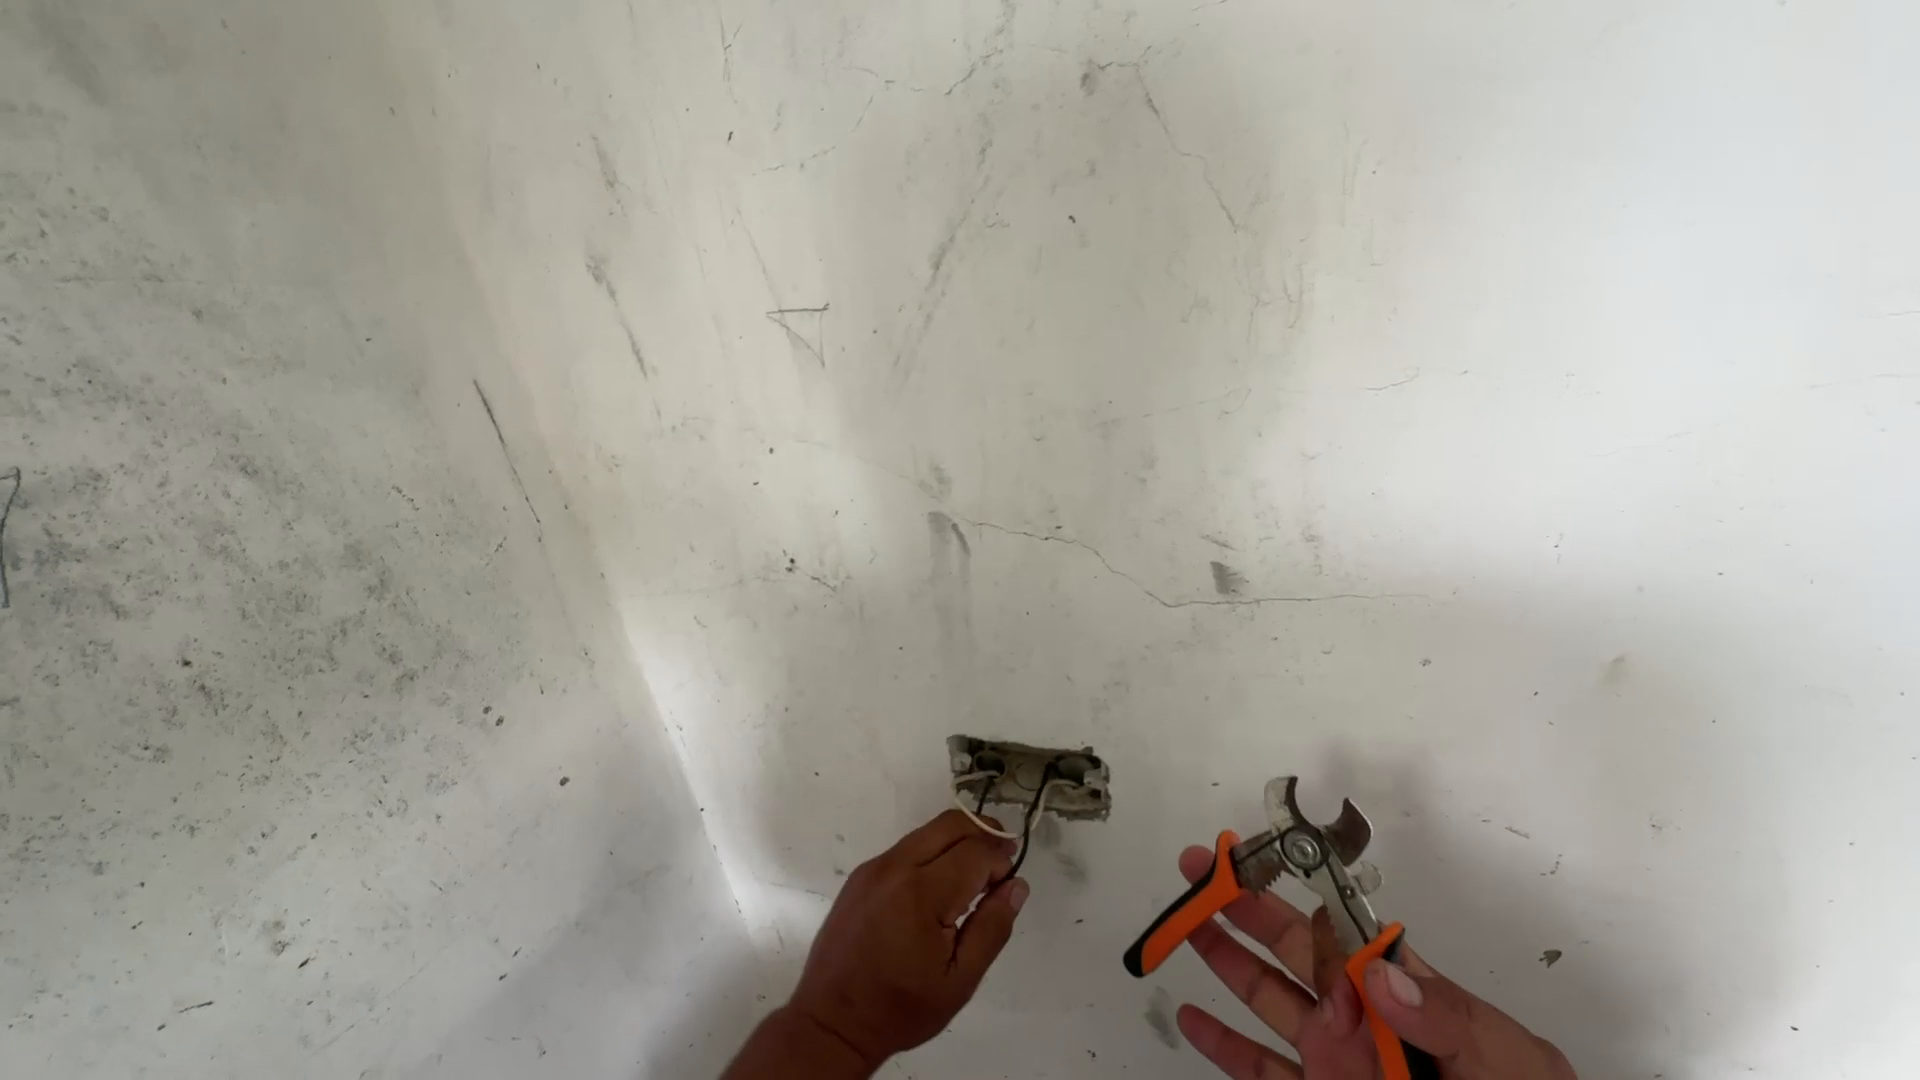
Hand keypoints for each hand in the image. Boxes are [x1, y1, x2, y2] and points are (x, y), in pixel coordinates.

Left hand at [724, 810, 1029, 1079]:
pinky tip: (941, 884)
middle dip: (984, 833)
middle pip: (950, 824)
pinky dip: (933, 851)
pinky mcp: (861, 874)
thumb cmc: (901, 1007)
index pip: (974, 851)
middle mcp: (895, 868)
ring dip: (958, 840)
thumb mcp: (959, 981)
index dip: (1000, 858)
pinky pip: (907, 847)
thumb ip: (992, 928)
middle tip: (1003, 859)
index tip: (1011, 879)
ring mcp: (874, 867)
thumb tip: (1017, 885)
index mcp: (921, 894)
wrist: (832, 1020)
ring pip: (927, 831)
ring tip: (976, 873)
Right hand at [1172, 845, 1576, 1079]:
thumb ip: (1447, 1017)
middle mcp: (1357, 1018)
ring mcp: (1333, 1062)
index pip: (1334, 928)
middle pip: (1287, 950)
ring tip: (1184, 926)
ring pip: (1265, 1001)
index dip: (1288, 890)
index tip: (1248, 862)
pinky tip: (1190, 1018)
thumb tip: (1378, 968)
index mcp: (1399, 993)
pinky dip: (1222, 1046)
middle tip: (1197, 869)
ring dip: (1224, 960)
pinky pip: (1259, 1072)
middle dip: (1241, 906)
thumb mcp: (1509, 1061)